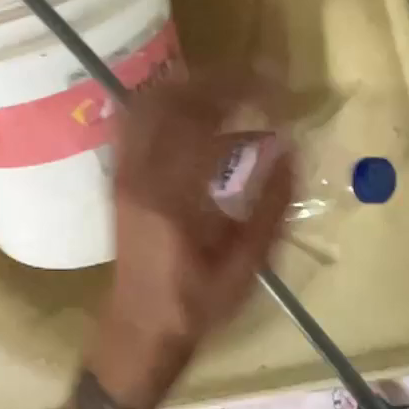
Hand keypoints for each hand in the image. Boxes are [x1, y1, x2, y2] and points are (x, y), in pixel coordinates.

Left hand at [89, 77, 293, 407]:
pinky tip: (193, 106)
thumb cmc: (195, 305)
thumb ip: (269, 206)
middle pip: (172, 99)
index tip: (277, 91)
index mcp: (173, 198)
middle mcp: (139, 175)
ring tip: (232, 87)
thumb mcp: (246, 266)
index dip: (244, 94)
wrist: (138, 328)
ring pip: (149, 103)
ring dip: (191, 85)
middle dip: (219, 80)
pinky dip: (165, 102)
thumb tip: (289, 150)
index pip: (205, 121)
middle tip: (259, 80)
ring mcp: (122, 173)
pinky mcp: (118, 177)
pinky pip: (134, 120)